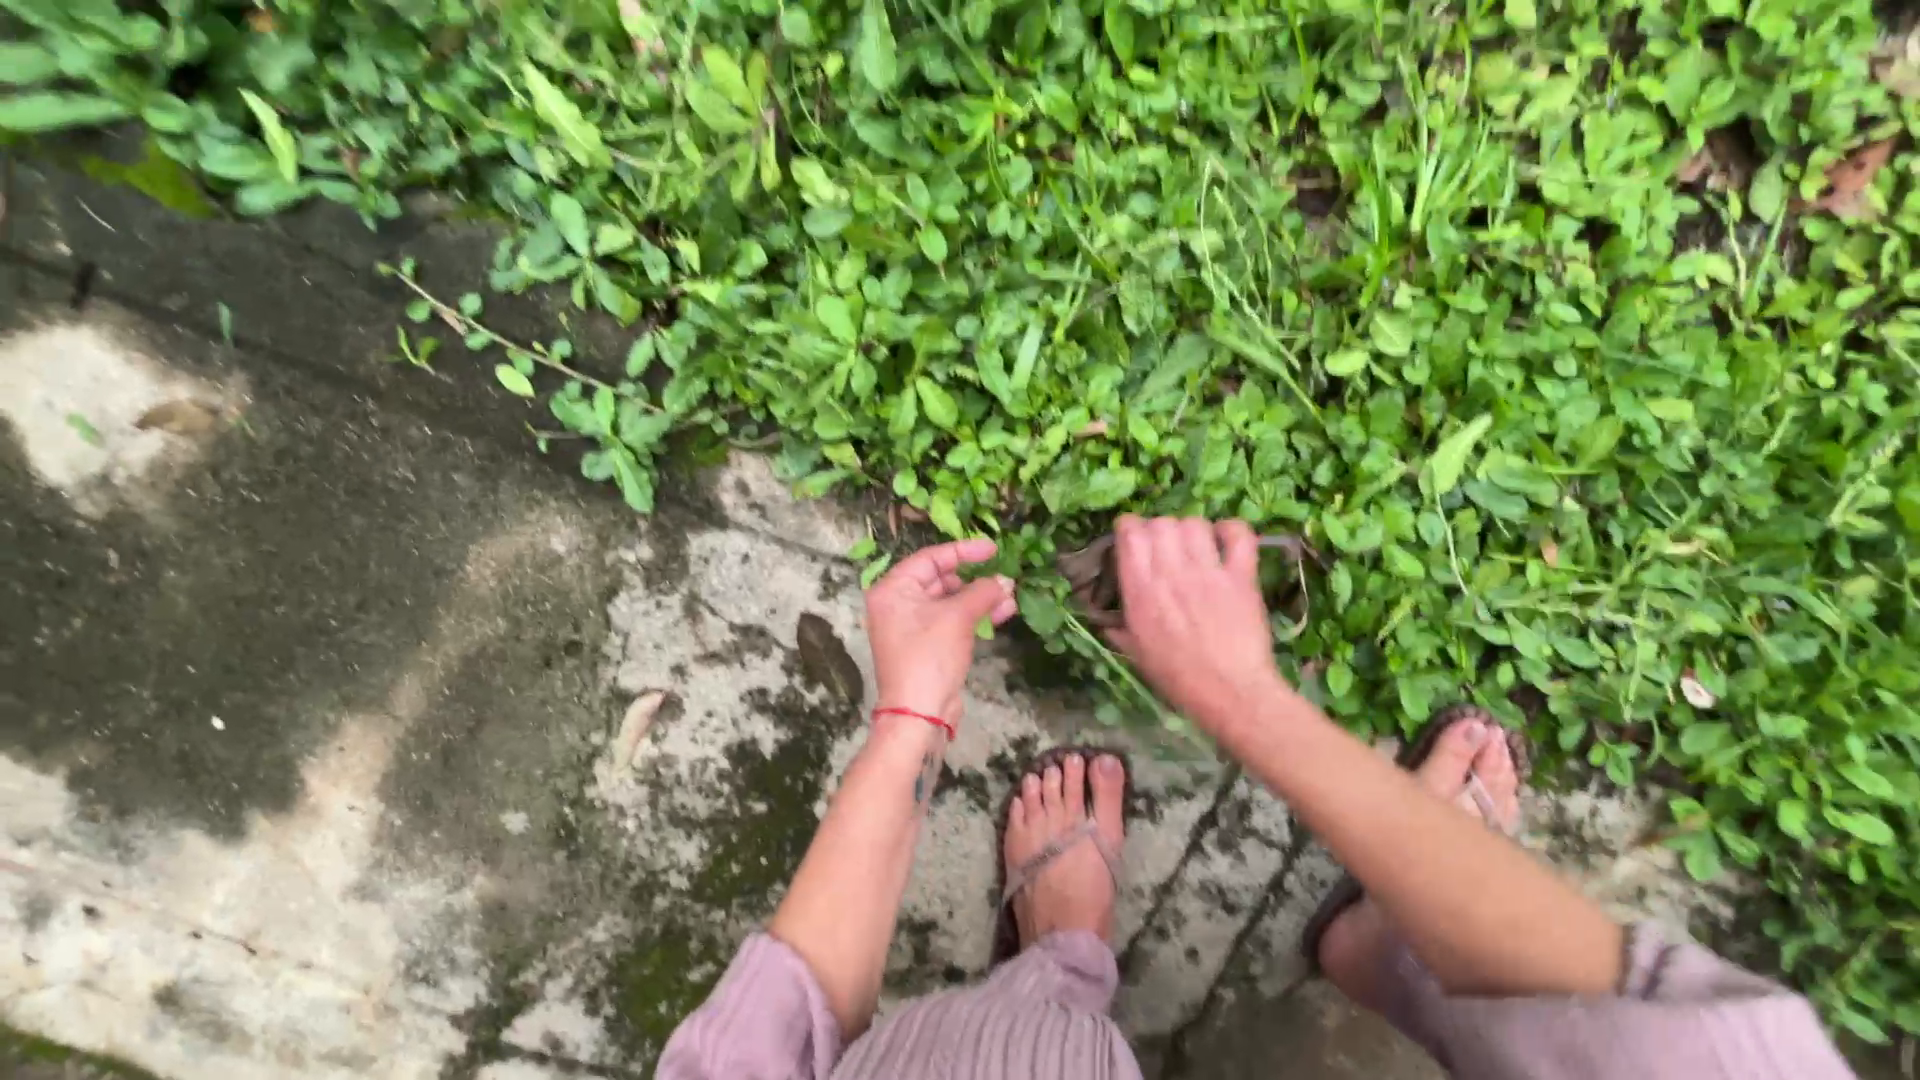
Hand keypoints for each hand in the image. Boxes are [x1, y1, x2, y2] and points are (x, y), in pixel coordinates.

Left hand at [865, 538, 1016, 724]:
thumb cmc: (929, 657)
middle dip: (974, 578)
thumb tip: (1004, 581)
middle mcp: (897, 604)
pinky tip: (1003, 612)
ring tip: (1009, 595)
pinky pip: (952, 621)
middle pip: (940, 579)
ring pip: (950, 602)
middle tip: (1003, 576)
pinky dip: (974, 616)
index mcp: (893, 590)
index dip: (963, 551)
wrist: (919, 714)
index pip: (930, 559)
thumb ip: (982, 592)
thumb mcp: (957, 618)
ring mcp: (912, 627)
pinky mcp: (927, 646)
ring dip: (979, 598)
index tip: (992, 549)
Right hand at [1108, 516, 1286, 729]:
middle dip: (1159, 528)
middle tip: (1164, 546)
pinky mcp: (1241, 576)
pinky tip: (1225, 540)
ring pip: (1194, 524)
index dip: (1129, 528)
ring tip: (1193, 546)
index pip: (1129, 534)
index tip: (1132, 538)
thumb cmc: (1178, 678)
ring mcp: (1208, 571)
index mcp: (1140, 590)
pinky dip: (1231, 530)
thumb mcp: (1136, 654)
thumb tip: (1104, 619)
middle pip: (1161, 523)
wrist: (1230, 692)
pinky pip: (1238, 535)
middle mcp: (1172, 572)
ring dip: (1190, 529)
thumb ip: (1118, 629)